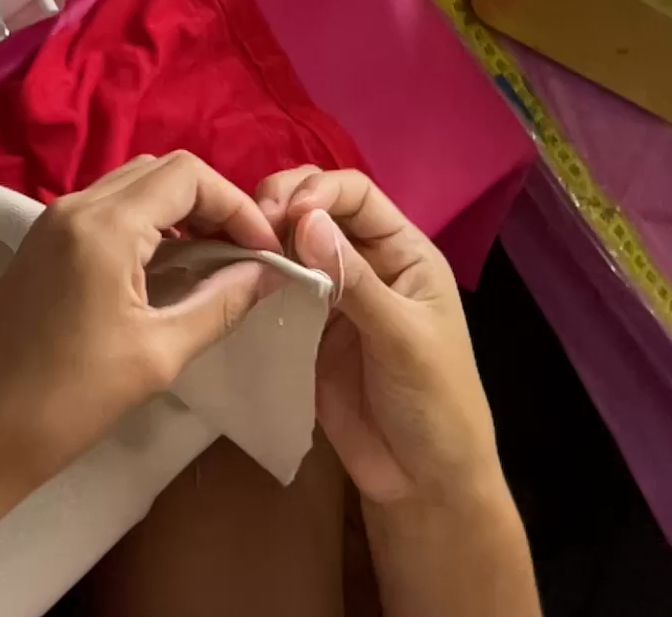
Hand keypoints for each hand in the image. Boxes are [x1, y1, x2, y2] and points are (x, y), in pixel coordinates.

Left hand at [0, 151, 283, 509]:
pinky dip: (146, 224)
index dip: (237, 206)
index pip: (188, 175)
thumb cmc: (67, 402)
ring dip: (178, 211)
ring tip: (211, 263)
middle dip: (211, 203)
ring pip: (133, 185)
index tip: (266, 254)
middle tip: (242, 255)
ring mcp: (53, 221)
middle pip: (161, 169)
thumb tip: (270, 274)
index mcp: (104, 224)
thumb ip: (220, 303)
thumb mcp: (158, 355)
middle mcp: (76, 205)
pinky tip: (164, 270)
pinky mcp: (42, 243)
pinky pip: (107, 209)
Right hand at [256, 167, 499, 507]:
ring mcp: (331, 290)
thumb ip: (354, 279)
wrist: (419, 481)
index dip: (320, 190)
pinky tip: (236, 272)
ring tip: (237, 243)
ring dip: (265, 233)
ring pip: (291, 240)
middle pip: (319, 206)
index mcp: (402, 251)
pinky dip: (256, 271)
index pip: (357, 195)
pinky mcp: (303, 321)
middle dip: (285, 200)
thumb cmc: (435, 403)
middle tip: (252, 221)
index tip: (284, 211)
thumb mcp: (403, 338)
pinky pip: (276, 282)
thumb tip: (304, 218)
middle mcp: (364, 260)